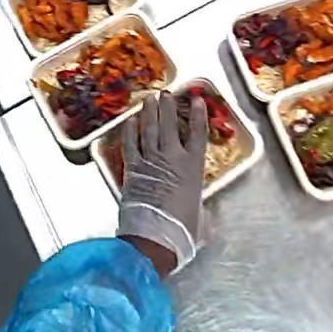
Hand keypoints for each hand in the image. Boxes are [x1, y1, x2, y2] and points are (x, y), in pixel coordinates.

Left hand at [116, 91, 206, 274]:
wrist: (155, 238)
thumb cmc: (182, 232)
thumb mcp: (201, 221)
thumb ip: (201, 211)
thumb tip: (202, 216)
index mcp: (193, 168)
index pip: (198, 134)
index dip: (198, 116)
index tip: (197, 100)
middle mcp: (172, 158)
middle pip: (170, 125)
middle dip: (168, 107)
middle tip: (166, 93)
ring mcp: (150, 161)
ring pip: (149, 130)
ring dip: (149, 113)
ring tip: (149, 99)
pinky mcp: (132, 169)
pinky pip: (130, 144)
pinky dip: (130, 131)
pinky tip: (130, 121)